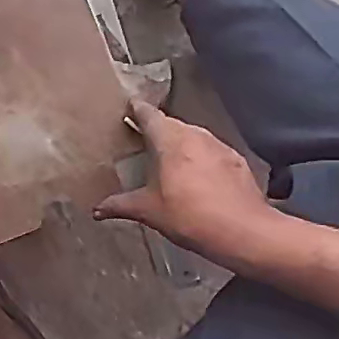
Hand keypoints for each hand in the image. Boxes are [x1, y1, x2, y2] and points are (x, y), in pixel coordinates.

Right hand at [93, 101, 284, 267]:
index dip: (137, 110)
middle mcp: (195, 135)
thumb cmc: (189, 215)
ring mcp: (219, 146)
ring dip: (179, 143)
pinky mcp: (236, 160)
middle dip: (156, 128)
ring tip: (166, 158)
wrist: (242, 231)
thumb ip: (120, 205)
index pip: (149, 114)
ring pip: (192, 136)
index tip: (128, 107)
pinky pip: (210, 151)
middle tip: (141, 138)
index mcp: (169, 140)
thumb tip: (97, 210)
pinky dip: (199, 157)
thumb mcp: (148, 211)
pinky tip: (195, 176)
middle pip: (171, 124)